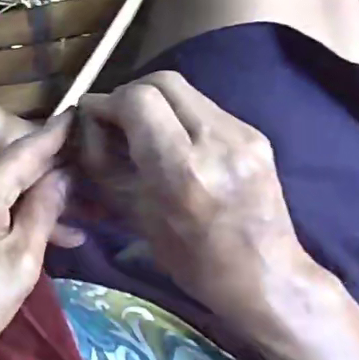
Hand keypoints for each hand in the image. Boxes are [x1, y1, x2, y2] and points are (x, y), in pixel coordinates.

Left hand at [0, 114, 72, 359]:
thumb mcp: (23, 257)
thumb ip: (44, 209)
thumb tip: (63, 176)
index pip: (26, 150)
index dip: (56, 133)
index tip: (79, 110)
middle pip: (18, 167)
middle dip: (55, 172)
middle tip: (95, 168)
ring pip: (9, 187)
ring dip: (42, 199)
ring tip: (85, 212)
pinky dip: (20, 213)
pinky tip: (56, 231)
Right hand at [77, 72, 325, 330]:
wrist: (267, 278)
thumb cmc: (193, 261)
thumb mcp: (136, 215)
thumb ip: (109, 162)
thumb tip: (91, 120)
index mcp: (182, 169)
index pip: (138, 99)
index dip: (108, 102)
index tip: (95, 116)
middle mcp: (216, 141)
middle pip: (162, 81)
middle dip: (131, 93)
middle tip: (119, 118)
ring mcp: (242, 134)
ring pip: (185, 90)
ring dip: (156, 101)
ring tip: (146, 128)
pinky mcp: (256, 134)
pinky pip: (206, 107)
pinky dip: (181, 114)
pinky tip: (177, 140)